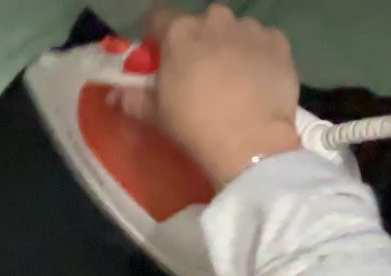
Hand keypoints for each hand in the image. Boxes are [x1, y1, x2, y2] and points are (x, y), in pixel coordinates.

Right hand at [114, 4, 301, 187]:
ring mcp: (250, 28)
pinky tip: (255, 83)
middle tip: (198, 77)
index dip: (157, 37)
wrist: (249, 142)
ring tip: (231, 83)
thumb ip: (133, 99)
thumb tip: (112, 94)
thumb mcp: (157, 116)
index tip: (160, 58)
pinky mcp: (278, 42)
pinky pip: (262, 42)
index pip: (157, 17)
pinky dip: (257, 56)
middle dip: (197, 44)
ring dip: (229, 48)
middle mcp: (215, 20)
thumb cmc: (194, 126)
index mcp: (180, 33)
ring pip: (233, 31)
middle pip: (200, 24)